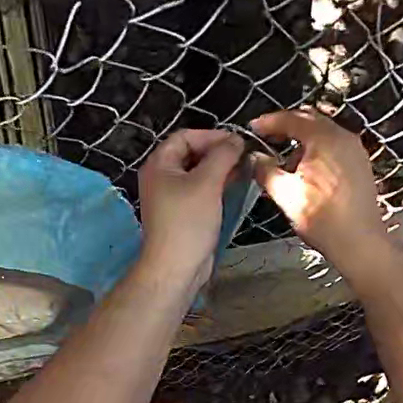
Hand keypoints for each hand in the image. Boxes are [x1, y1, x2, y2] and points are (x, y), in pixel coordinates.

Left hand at [135, 128, 245, 285]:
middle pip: (191, 154)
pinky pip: (199, 191)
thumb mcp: (207, 182)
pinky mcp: (181, 213)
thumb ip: (223, 155)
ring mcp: (170, 196)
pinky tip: (235, 186)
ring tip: (244, 170)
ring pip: (197, 173)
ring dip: (220, 169)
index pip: (185, 137)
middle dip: (218, 152)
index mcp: (159, 164)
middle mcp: (161, 177)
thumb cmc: (188, 221)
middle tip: (244, 156)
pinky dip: (216, 185)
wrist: (176, 267)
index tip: (238, 142)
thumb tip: (236, 139)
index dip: (212, 136)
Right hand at [249, 109, 386, 259]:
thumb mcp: (285, 194)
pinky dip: (318, 150)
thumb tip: (254, 158)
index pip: (292, 119)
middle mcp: (344, 137)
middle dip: (288, 126)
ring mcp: (356, 150)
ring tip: (286, 161)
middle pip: (311, 120)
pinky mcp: (361, 164)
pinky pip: (335, 146)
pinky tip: (307, 171)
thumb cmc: (320, 217)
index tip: (253, 128)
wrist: (358, 241)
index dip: (270, 122)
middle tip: (268, 137)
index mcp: (324, 139)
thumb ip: (265, 170)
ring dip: (303, 140)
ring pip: (325, 133)